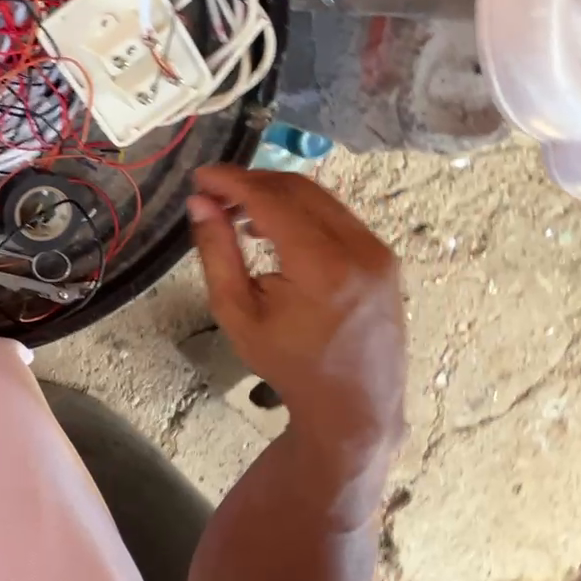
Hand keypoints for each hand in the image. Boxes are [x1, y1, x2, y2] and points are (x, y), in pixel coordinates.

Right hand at [187, 166, 406, 471]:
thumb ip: (216, 250)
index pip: (271, 199)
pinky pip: (335, 215)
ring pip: (319, 197)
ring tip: (233, 209)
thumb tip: (199, 202)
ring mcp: (377, 252)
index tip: (198, 176)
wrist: (353, 405)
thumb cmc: (287, 362)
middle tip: (210, 191)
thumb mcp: (235, 310)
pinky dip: (298, 209)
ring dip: (273, 193)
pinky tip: (269, 227)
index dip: (231, 180)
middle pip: (298, 188)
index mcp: (321, 263)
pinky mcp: (382, 259)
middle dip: (250, 181)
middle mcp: (359, 248)